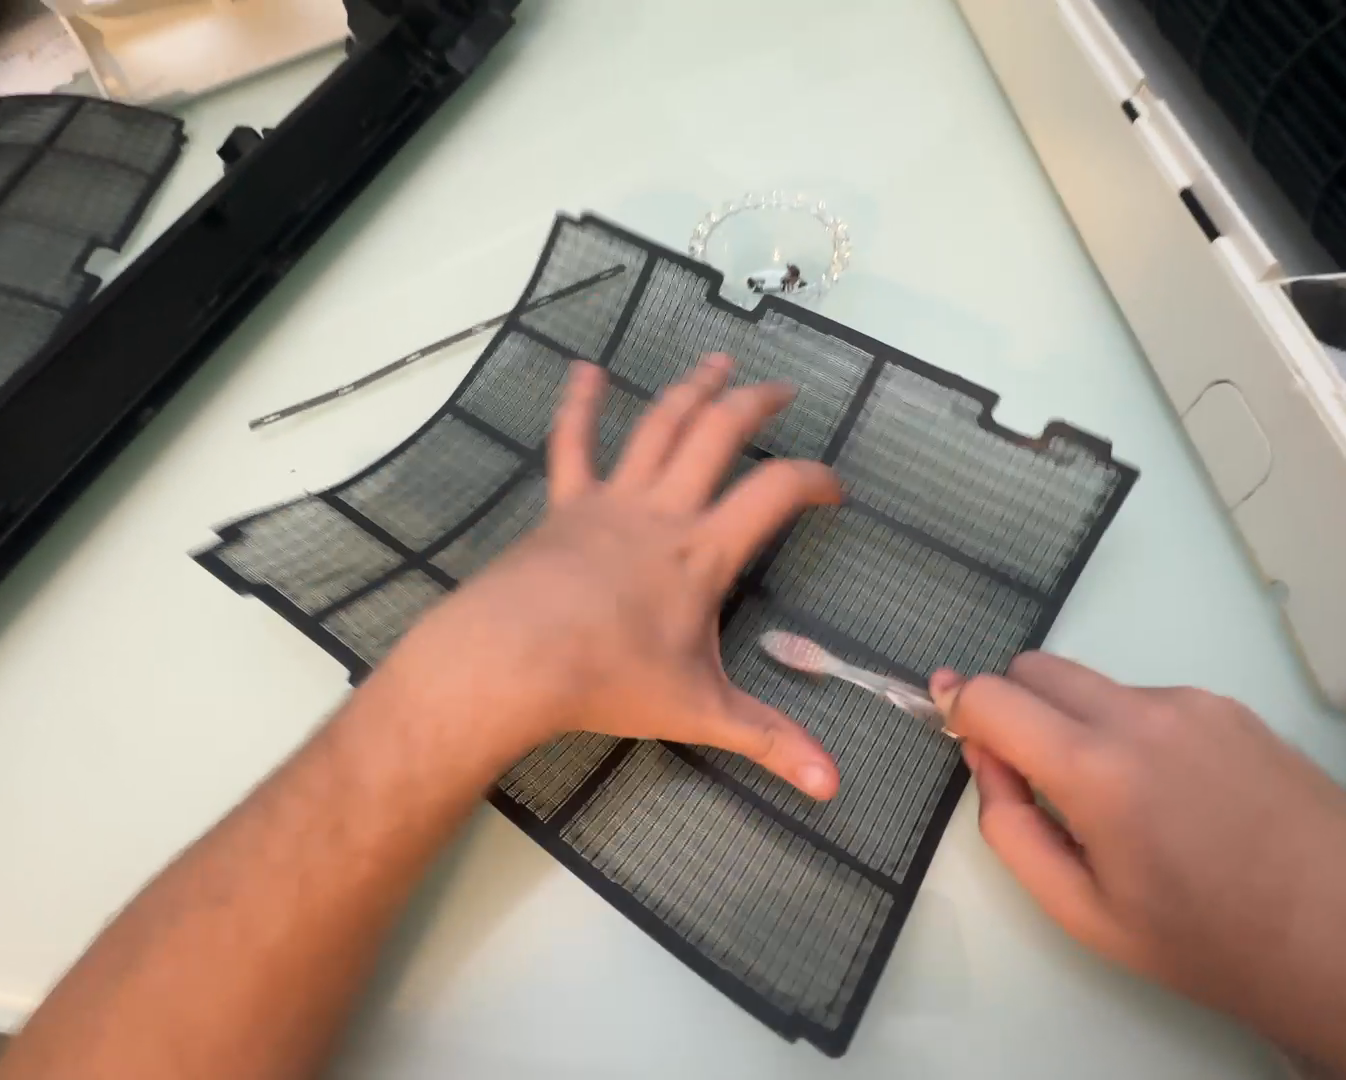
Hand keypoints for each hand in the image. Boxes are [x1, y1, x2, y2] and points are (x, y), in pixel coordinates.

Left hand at [372, 354, 842, 798]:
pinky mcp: (565, 503)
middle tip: (783, 390)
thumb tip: (832, 786)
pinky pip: (572, 443)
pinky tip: (585, 370)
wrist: (510, 661)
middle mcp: (664, 510)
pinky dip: (580, 404)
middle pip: (718, 434)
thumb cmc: (608, 681)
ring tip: (718, 361)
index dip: (814, 481)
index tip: (834, 489)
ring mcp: (611, 499)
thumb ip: (769, 740)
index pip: (775, 494)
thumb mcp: (700, 713)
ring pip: (659, 425)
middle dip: (756, 405)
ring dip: (692, 388)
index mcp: (703, 552)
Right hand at [929, 654, 1345, 1030]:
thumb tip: (988, 756)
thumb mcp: (1081, 911)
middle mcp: (1140, 714)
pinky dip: (1128, 727)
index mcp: (1096, 770)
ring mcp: (1192, 701)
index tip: (948, 716)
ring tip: (1123, 795)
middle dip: (1012, 705)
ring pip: (1089, 683)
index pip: (991, 696)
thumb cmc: (1205, 941)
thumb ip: (1008, 827)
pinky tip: (1176, 789)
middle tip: (1032, 770)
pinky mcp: (1228, 704)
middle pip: (1033, 667)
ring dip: (1074, 720)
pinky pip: (1144, 698)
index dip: (956, 702)